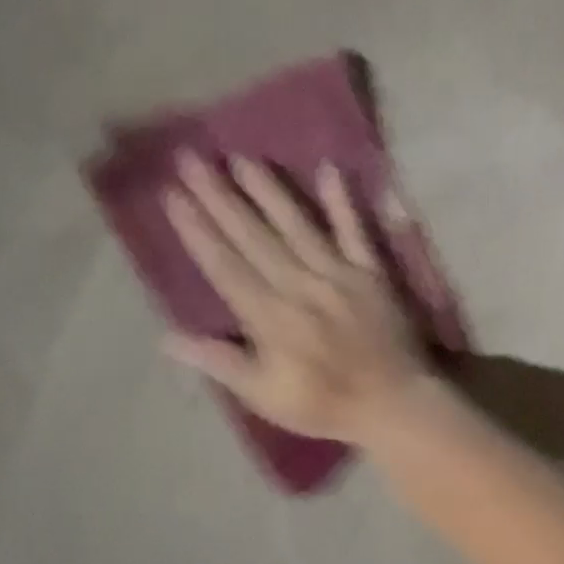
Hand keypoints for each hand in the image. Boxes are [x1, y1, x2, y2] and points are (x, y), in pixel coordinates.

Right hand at [163, 151, 428, 442]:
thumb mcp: (265, 396)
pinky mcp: (371, 270)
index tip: (174, 195)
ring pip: (297, 225)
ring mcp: (338, 273)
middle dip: (220, 197)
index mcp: (270, 316)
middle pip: (253, 236)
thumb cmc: (326, 404)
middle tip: (193, 160)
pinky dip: (342, 202)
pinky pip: (355, 230)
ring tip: (243, 159)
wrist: (395, 401)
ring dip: (268, 191)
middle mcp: (300, 285)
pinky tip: (329, 170)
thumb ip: (221, 362)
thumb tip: (168, 337)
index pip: (225, 265)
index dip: (197, 229)